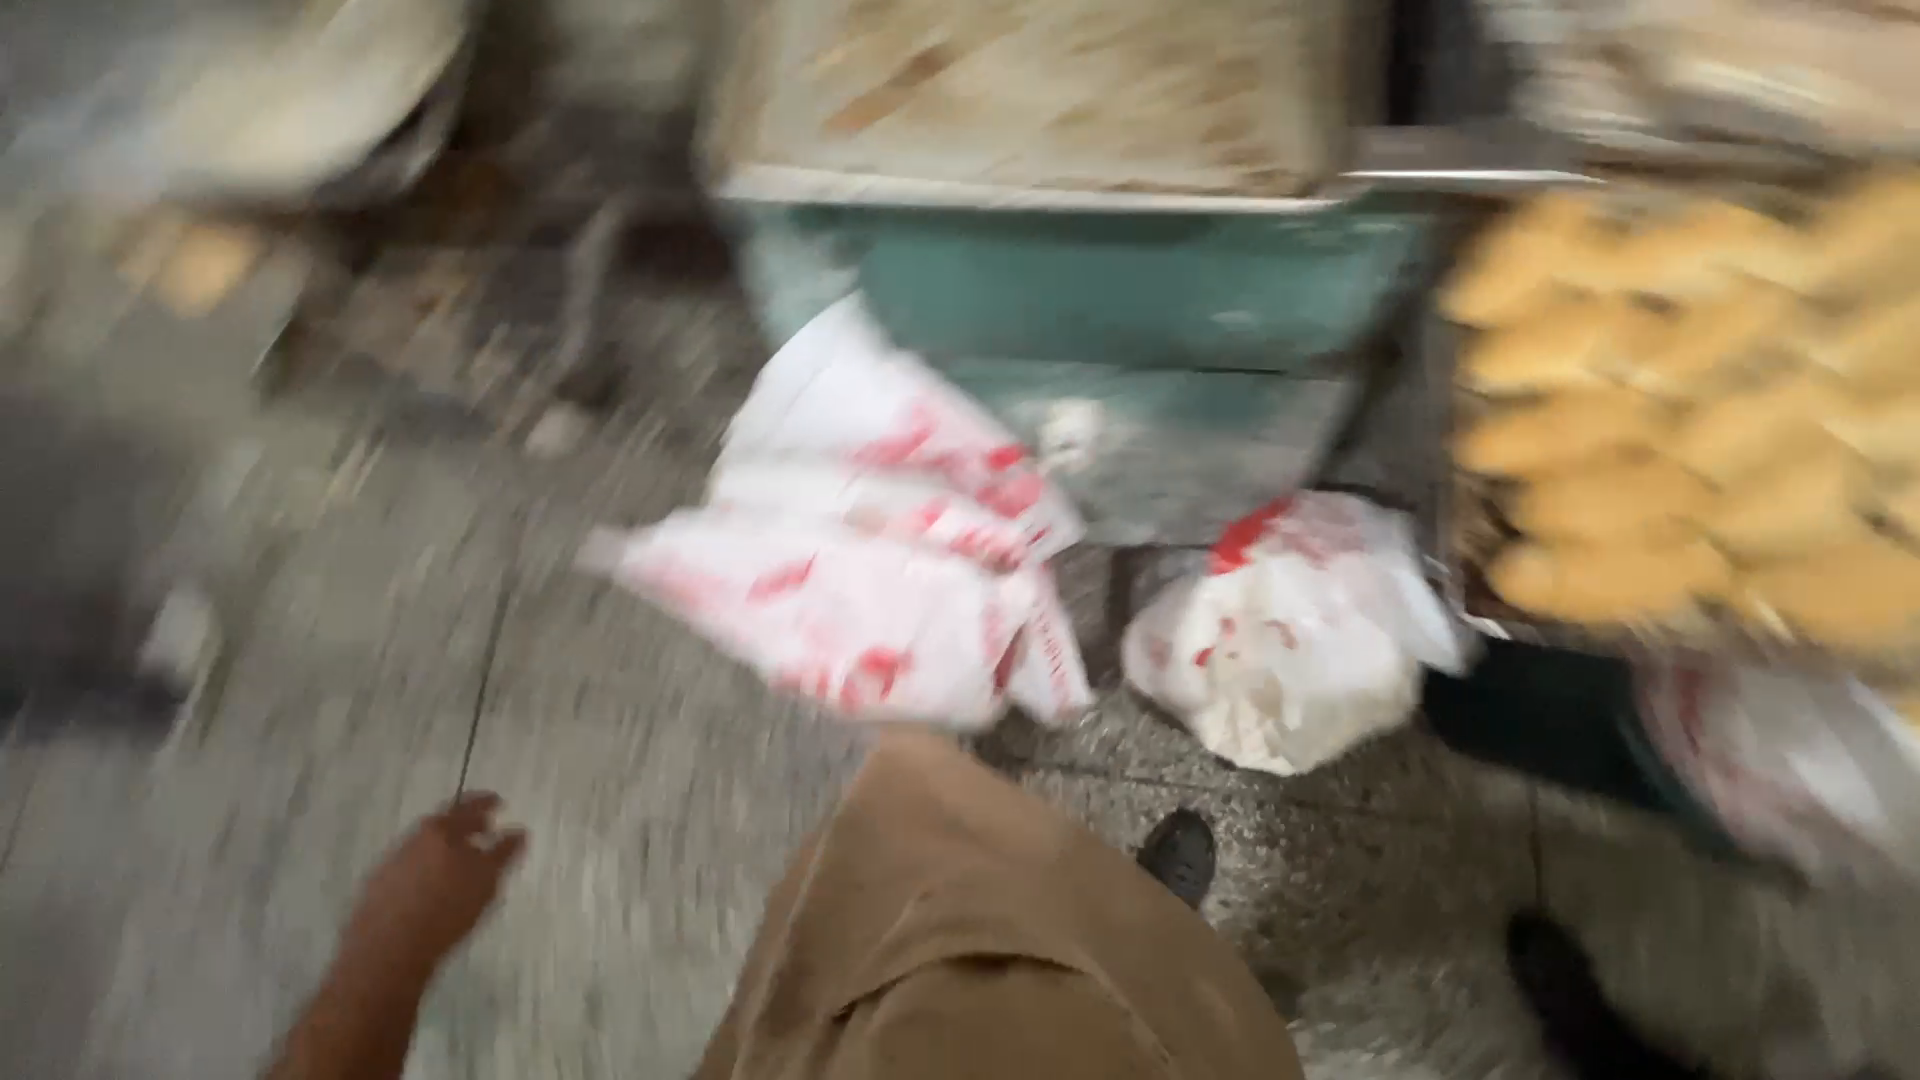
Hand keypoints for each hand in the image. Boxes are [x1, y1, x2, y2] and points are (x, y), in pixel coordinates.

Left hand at [338, 792, 528, 985]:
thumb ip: (504, 852)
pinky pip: (408, 871)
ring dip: (444, 850)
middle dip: (464, 827)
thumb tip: (519, 831)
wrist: (385, 957)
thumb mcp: (487, 880)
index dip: (485, 803)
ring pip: (423, 849)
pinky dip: (425, 871)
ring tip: (461, 864)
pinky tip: (434, 890)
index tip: (499, 802)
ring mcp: (388, 867)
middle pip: (441, 826)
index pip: (466, 806)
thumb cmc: (446, 911)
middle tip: (484, 832)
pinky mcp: (374, 893)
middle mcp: (410, 842)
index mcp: (439, 832)